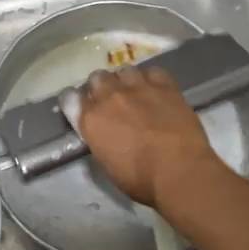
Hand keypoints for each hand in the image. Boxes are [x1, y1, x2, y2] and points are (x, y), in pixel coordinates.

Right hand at [75, 66, 227, 210]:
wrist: (179, 170)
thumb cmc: (140, 178)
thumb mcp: (107, 164)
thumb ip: (99, 139)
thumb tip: (103, 133)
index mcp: (90, 119)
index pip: (70, 98)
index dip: (75, 103)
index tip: (82, 109)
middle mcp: (109, 96)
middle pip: (97, 78)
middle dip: (101, 88)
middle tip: (112, 102)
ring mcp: (138, 87)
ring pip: (124, 71)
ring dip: (125, 82)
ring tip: (135, 94)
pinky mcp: (164, 85)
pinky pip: (151, 72)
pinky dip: (150, 80)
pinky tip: (156, 92)